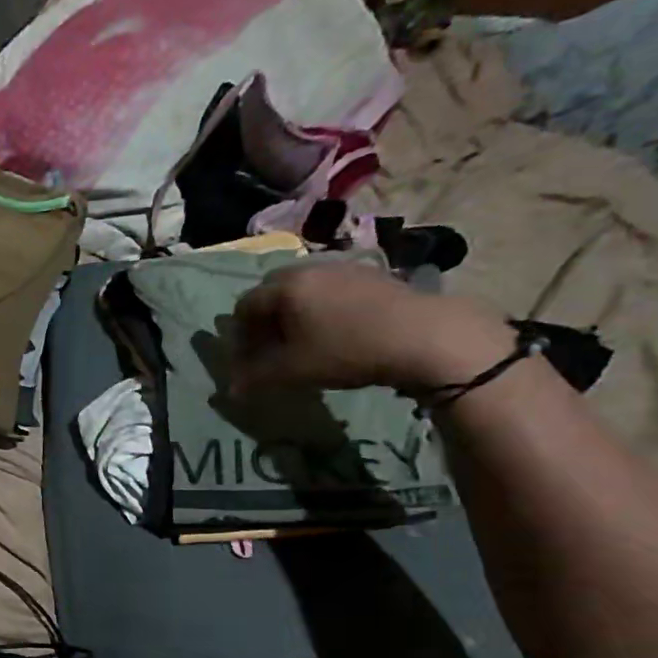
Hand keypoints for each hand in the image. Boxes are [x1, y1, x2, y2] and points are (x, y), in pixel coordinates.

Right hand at [228, 259, 514, 396]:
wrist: (426, 336)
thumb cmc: (347, 350)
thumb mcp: (293, 371)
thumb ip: (255, 378)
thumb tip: (231, 390)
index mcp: (284, 287)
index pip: (244, 306)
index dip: (239, 335)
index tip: (247, 360)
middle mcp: (309, 269)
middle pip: (271, 291)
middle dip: (264, 318)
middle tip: (271, 347)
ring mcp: (343, 268)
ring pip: (303, 288)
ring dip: (294, 312)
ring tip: (304, 340)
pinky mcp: (372, 275)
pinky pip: (331, 289)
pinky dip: (321, 307)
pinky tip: (336, 331)